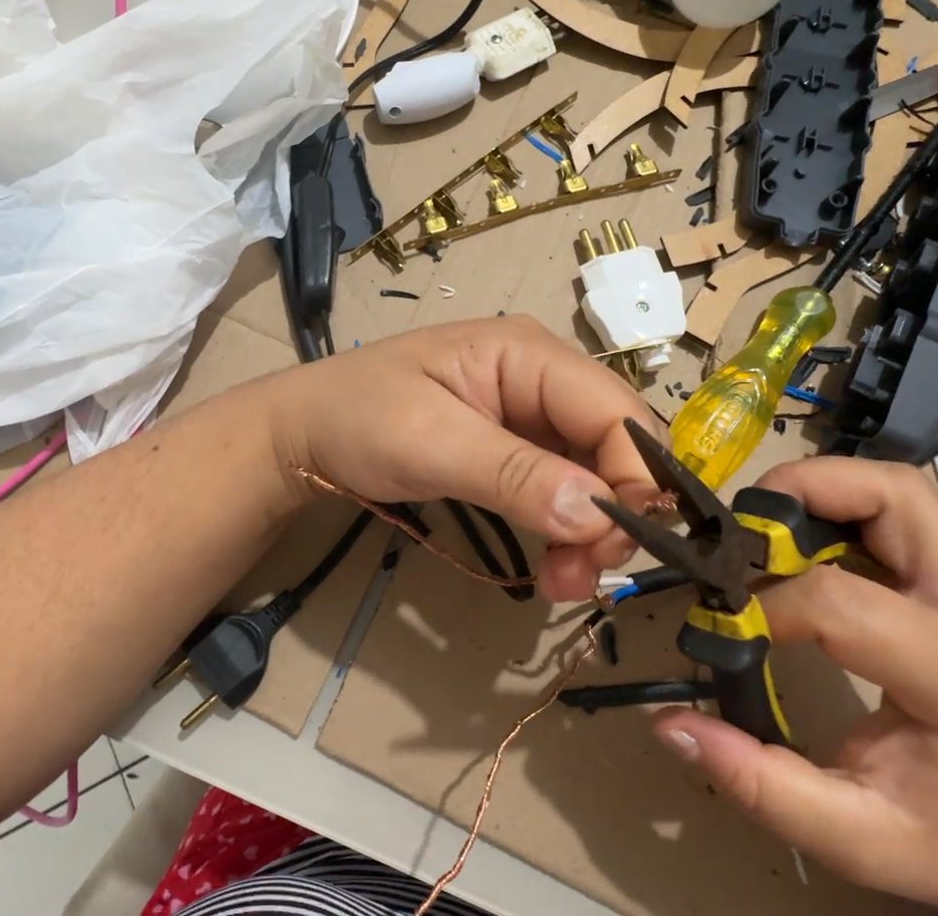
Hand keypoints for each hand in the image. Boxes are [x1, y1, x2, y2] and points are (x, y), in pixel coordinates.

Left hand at [269, 315, 660, 599]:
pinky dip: (567, 532)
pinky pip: (563, 490)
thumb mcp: (430, 443)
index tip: (616, 544)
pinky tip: (552, 567)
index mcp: (528, 354)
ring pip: (595, 475)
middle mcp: (543, 379)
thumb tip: (597, 516)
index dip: (634, 477)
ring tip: (564, 582)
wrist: (304, 434)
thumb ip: (514, 475)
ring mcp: (530, 416)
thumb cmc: (358, 419)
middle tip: (586, 574)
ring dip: (592, 532)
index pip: (615, 411)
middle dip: (613, 513)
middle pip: (614, 445)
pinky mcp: (515, 450)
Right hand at [651, 459, 937, 915]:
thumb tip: (669, 725)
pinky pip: (900, 516)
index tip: (722, 633)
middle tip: (740, 527)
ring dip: (825, 489)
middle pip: (896, 497)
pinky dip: (840, 509)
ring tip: (765, 530)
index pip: (839, 602)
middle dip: (805, 488)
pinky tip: (800, 553)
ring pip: (902, 491)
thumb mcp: (857, 840)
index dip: (762, 606)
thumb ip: (759, 785)